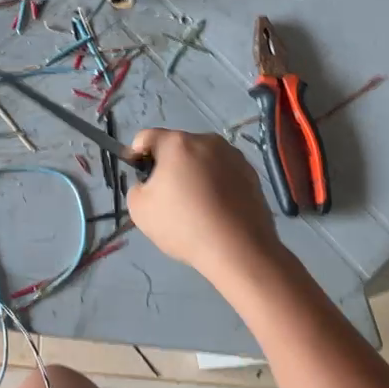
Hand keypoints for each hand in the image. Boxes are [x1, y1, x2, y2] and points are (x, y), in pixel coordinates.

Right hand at [129, 129, 278, 275]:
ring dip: (194, 173)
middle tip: (167, 196)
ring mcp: (233, 156)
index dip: (136, 154)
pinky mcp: (252, 174)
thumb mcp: (139, 209)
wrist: (238, 250)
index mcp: (177, 143)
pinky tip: (217, 210)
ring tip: (196, 205)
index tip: (139, 178)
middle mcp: (207, 140)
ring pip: (203, 159)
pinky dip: (216, 184)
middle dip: (168, 165)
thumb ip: (137, 187)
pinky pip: (224, 173)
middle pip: (177, 147)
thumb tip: (151, 184)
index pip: (146, 137)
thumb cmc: (183, 225)